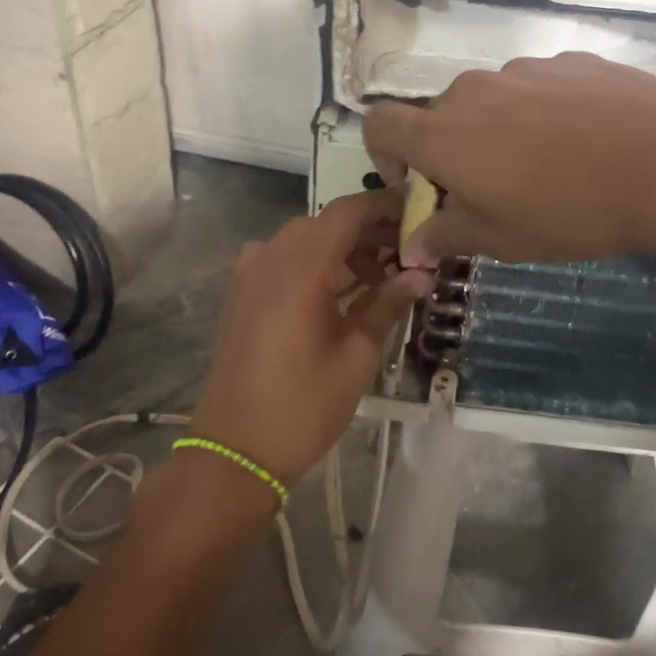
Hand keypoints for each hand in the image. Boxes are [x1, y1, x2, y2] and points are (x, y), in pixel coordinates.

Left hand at [188, 189, 431, 487]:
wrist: (235, 450)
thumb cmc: (303, 405)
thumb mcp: (356, 355)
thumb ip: (387, 305)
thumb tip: (421, 276)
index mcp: (299, 266)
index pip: (348, 211)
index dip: (385, 206)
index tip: (420, 214)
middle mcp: (270, 257)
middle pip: (326, 222)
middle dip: (369, 232)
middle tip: (408, 256)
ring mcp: (250, 274)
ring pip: (305, 241)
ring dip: (343, 250)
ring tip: (382, 280)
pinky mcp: (242, 294)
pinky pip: (284, 261)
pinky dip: (316, 265)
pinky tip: (341, 294)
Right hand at [364, 52, 655, 268]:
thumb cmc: (571, 211)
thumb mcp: (502, 238)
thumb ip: (447, 236)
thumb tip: (414, 246)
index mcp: (444, 133)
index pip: (379, 124)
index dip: (385, 155)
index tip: (416, 185)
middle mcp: (475, 90)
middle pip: (441, 116)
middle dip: (451, 153)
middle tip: (491, 192)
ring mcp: (526, 69)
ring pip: (493, 102)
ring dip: (499, 132)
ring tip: (549, 169)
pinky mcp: (573, 61)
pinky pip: (538, 88)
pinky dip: (544, 114)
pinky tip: (587, 144)